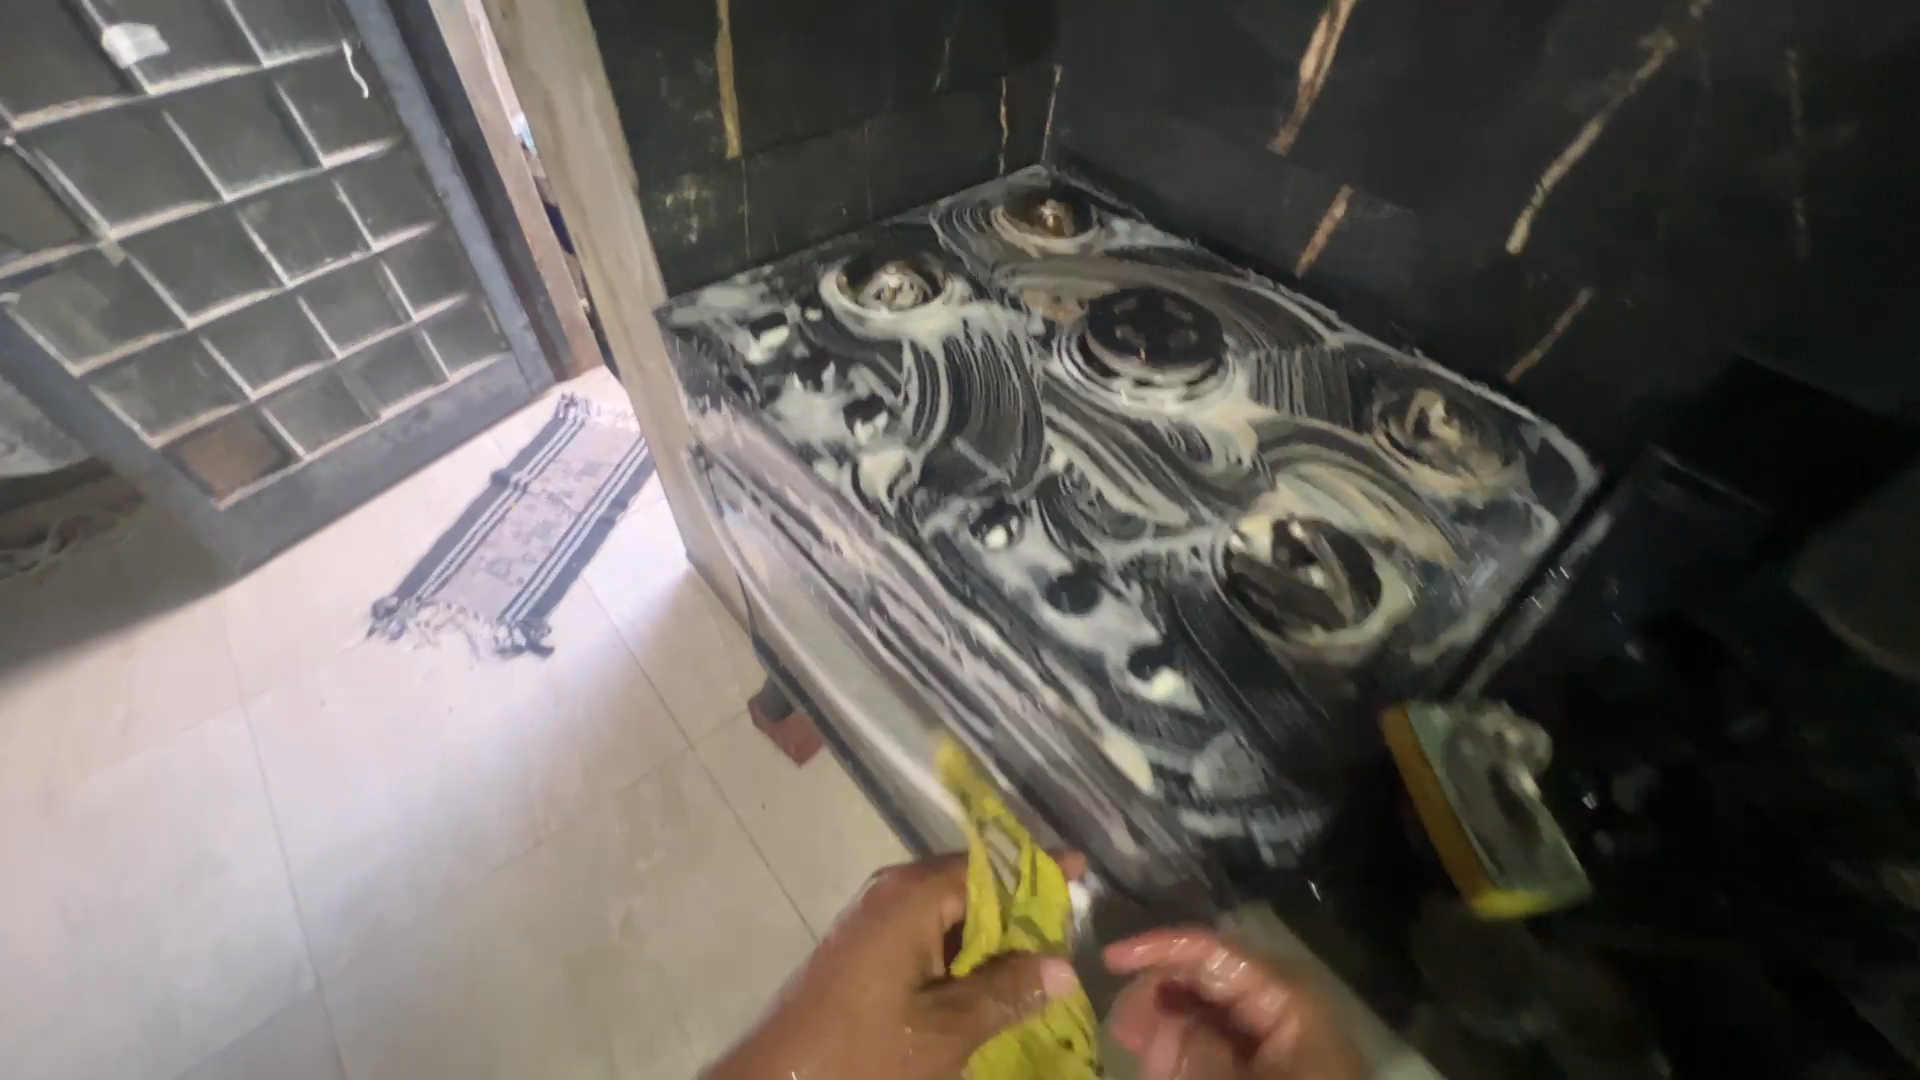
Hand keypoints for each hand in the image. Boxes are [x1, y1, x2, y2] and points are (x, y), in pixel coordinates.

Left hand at [703, 853, 1085, 1079]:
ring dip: (990, 929)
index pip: (989, 866)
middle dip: (1017, 904)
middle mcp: (894, 889)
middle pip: (970, 883)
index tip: (1078, 864)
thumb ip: (1007, 991)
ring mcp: (876, 913)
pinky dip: (960, 945)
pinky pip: (927, 927)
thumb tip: (1065, 965)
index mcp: (912, 895)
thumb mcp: (945, 1030)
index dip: (1035, 868)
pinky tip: (987, 974)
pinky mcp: (866, 941)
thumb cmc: (863, 1052)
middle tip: (1064, 925)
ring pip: (949, 907)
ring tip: (1037, 953)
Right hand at [1105, 928, 1365, 1079]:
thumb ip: (1197, 1046)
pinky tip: (1156, 1061)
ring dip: (1162, 1025)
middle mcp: (1276, 1001)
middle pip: (1200, 976)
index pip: (1208, 949)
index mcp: (1282, 993)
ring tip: (1135, 1049)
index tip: (1110, 960)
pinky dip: (1181, 1048)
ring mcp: (1272, 1035)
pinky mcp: (1264, 1060)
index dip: (1155, 948)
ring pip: (1201, 1011)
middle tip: (1120, 1028)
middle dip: (1154, 996)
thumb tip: (1157, 1017)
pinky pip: (1214, 1041)